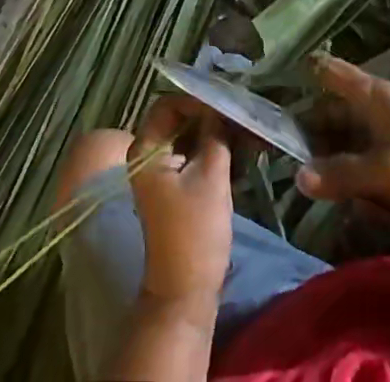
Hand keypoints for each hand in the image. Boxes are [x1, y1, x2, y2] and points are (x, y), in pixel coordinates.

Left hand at [128, 96, 233, 310]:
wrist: (185, 288)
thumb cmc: (195, 231)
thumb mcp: (211, 179)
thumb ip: (215, 138)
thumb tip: (221, 110)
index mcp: (144, 148)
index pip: (167, 105)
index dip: (197, 101)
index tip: (229, 104)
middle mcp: (145, 154)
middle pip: (175, 121)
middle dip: (208, 117)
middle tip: (242, 117)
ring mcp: (156, 172)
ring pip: (184, 140)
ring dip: (212, 135)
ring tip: (245, 132)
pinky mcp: (171, 187)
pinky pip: (188, 157)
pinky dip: (209, 152)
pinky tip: (236, 152)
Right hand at [294, 56, 389, 264]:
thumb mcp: (388, 173)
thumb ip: (340, 173)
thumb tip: (297, 177)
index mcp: (377, 97)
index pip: (329, 71)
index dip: (300, 73)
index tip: (266, 86)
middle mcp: (377, 115)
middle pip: (327, 113)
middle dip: (305, 132)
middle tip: (276, 149)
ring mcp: (386, 146)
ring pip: (339, 147)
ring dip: (327, 166)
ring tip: (310, 182)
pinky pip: (357, 175)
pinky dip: (351, 188)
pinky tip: (356, 206)